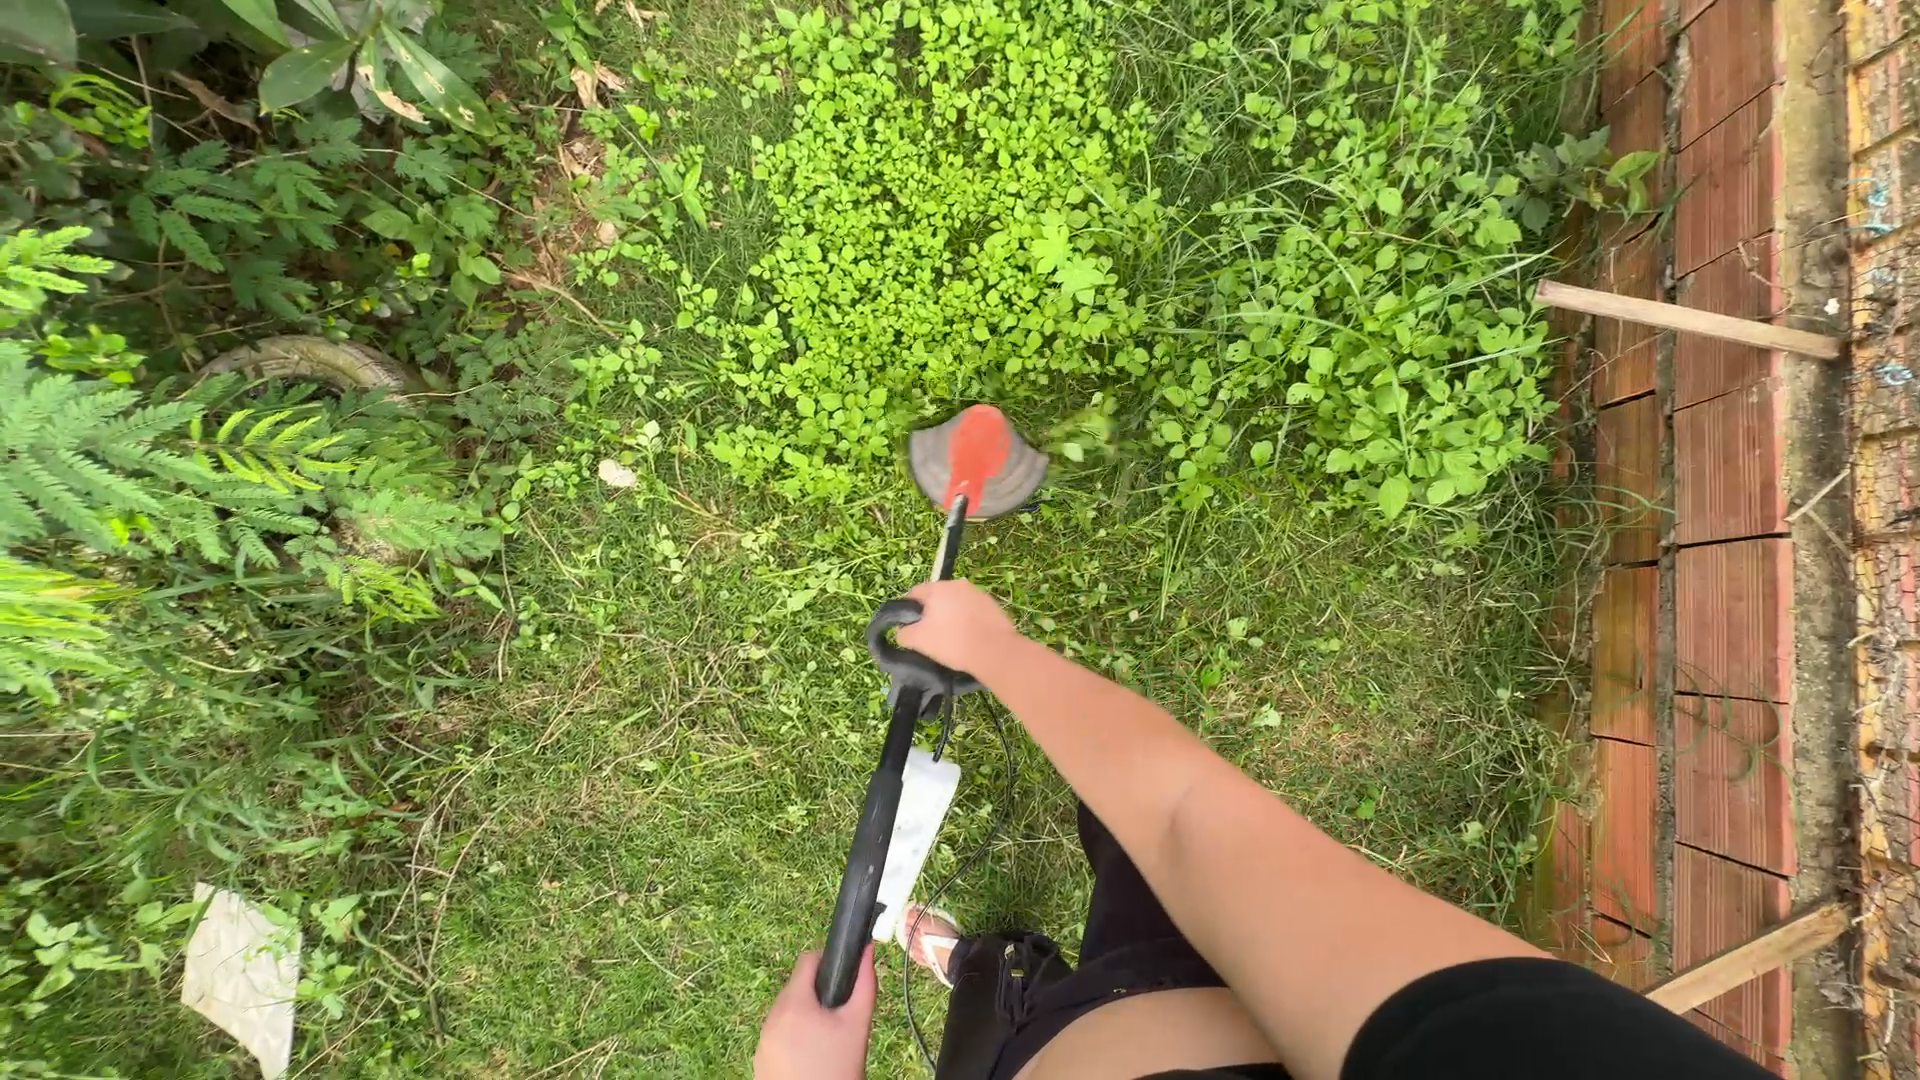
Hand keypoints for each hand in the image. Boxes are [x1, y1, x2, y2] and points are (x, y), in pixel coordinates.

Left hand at [753, 948, 876, 1079]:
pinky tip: (809, 1057)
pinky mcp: (758, 1063)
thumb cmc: (840, 1068)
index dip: (827, 962)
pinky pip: (777, 1035)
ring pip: (786, 1012)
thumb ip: (864, 982)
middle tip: (836, 1017)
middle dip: (816, 995)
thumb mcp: (858, 1023)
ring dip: (803, 1016)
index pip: (807, 960)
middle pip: (796, 987)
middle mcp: (771, 1019)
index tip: (840, 979)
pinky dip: (791, 1038)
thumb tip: (866, 950)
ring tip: (824, 1040)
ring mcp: (761, 1043)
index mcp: (793, 1004)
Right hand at [897, 578, 1021, 674]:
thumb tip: (902, 631)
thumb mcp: (918, 641)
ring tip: (952, 638)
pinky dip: (968, 620)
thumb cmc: (952, 642)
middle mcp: (958, 584)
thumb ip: (903, 633)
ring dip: (951, 615)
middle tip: (930, 634)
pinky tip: (969, 637)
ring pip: (956, 603)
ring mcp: (978, 593)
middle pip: (937, 596)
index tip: (909, 626)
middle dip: (931, 612)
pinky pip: (973, 610)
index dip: (908, 609)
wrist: (995, 651)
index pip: (914, 592)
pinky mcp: (993, 605)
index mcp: (938, 588)